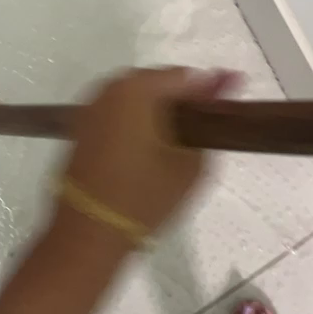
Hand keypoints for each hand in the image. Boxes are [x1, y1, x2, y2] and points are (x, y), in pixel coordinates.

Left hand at [55, 67, 240, 246]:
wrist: (86, 236)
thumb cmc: (144, 197)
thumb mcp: (191, 165)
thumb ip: (209, 124)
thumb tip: (220, 96)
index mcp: (138, 89)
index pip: (186, 77)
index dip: (211, 88)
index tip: (231, 96)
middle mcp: (111, 88)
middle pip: (159, 83)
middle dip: (183, 98)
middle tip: (205, 123)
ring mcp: (91, 107)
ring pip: (137, 97)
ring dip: (159, 109)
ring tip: (179, 137)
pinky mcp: (80, 128)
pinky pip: (118, 113)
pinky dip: (136, 121)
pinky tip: (150, 145)